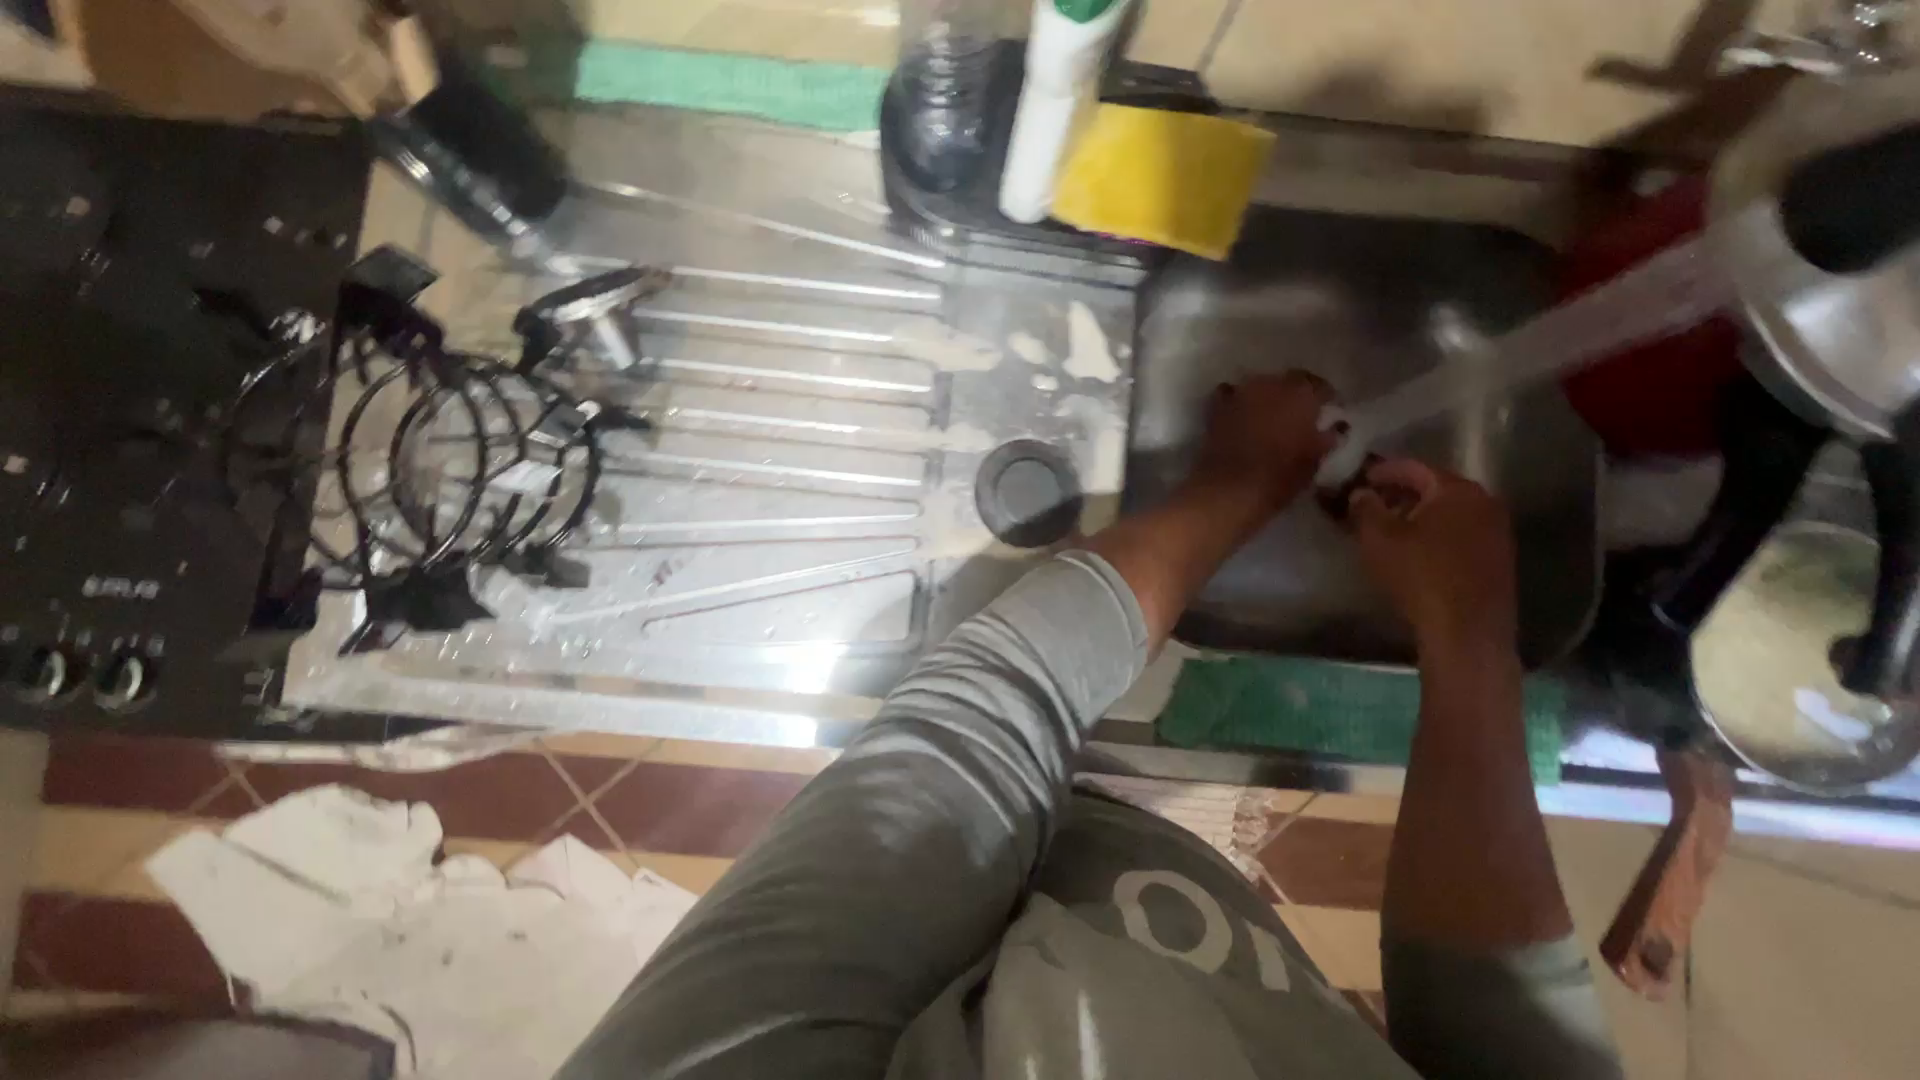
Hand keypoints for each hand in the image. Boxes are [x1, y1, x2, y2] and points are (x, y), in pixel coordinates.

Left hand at [1188, 371, 1338, 512]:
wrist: (1231, 488)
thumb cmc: (1281, 476)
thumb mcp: (1314, 460)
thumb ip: (1326, 438)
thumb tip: (1333, 429)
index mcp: (1301, 394)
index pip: (1319, 385)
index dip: (1324, 397)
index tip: (1328, 408)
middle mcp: (1271, 384)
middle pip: (1288, 381)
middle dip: (1294, 393)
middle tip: (1298, 412)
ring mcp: (1241, 393)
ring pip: (1259, 385)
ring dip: (1266, 396)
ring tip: (1269, 414)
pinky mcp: (1217, 408)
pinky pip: (1230, 395)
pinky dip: (1236, 401)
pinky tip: (1240, 414)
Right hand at [1348, 459, 1517, 656]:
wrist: (1466, 629)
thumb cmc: (1419, 575)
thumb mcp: (1378, 538)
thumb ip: (1365, 508)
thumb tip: (1361, 493)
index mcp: (1457, 490)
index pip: (1415, 468)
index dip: (1384, 471)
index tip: (1361, 478)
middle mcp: (1485, 502)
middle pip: (1436, 488)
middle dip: (1402, 494)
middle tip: (1373, 505)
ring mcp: (1498, 531)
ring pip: (1450, 512)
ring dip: (1421, 516)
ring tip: (1392, 531)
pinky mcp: (1499, 559)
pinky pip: (1462, 534)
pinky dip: (1438, 535)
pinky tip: (1418, 552)